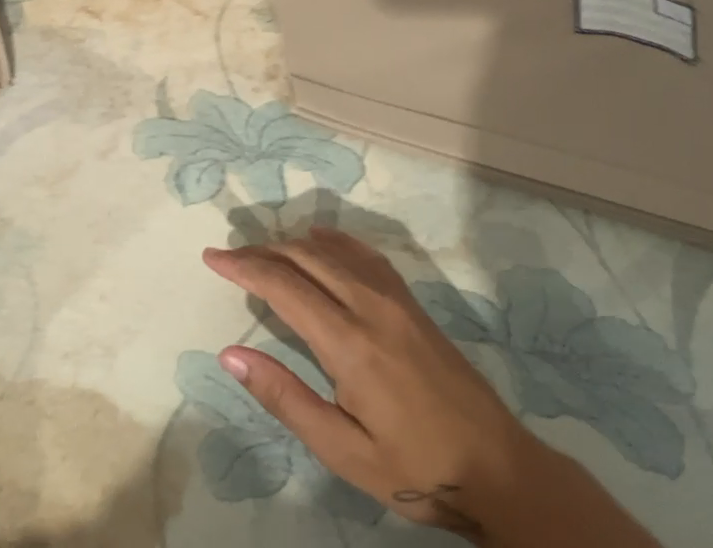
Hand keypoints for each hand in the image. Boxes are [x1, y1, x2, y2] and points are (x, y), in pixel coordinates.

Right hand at [205, 229, 653, 545]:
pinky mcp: (415, 308)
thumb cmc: (415, 468)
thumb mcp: (341, 449)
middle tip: (229, 256)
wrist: (500, 471)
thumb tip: (229, 353)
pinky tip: (322, 241)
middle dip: (262, 251)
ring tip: (263, 251)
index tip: (212, 258)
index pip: (283, 286)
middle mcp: (372, 308)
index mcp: (349, 343)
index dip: (243, 267)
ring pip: (336, 252)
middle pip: (306, 258)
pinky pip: (367, 257)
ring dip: (294, 245)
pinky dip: (336, 242)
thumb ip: (285, 397)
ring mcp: (398, 303)